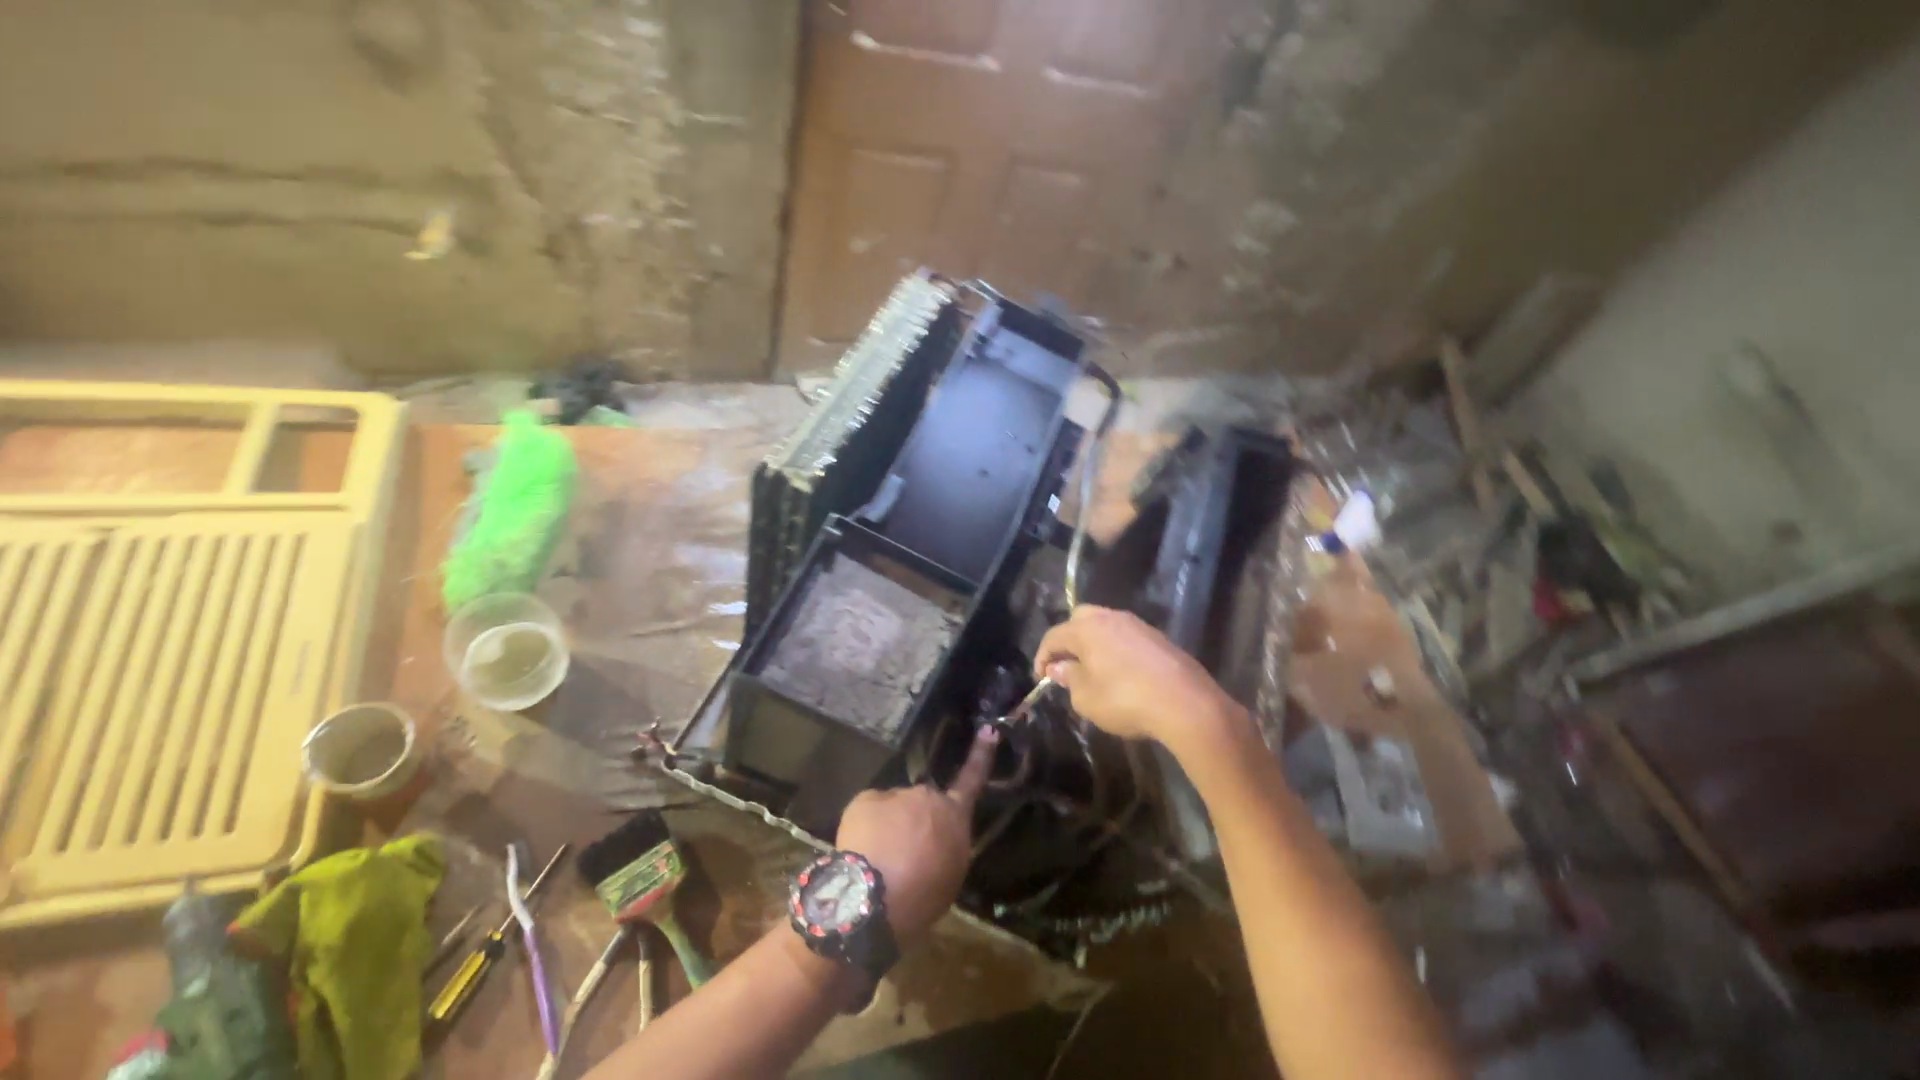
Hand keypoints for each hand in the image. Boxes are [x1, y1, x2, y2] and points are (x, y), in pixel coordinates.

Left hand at [834, 724, 996, 947]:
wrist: (876, 896)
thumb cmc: (923, 894)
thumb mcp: (952, 873)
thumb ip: (948, 845)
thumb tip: (937, 840)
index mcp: (955, 816)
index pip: (972, 779)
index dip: (981, 754)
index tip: (988, 729)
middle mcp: (928, 796)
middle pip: (923, 804)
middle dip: (916, 820)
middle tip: (905, 853)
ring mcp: (896, 794)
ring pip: (894, 808)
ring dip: (890, 825)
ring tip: (879, 858)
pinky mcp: (866, 798)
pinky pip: (869, 811)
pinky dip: (866, 827)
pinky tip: (861, 851)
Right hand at [1033, 605, 1246, 752]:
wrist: (1185, 703)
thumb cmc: (1125, 700)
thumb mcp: (1086, 698)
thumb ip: (1070, 679)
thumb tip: (1061, 667)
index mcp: (1087, 629)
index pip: (1054, 636)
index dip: (1042, 656)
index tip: (1041, 677)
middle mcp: (1111, 618)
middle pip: (1080, 619)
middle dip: (1069, 640)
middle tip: (1067, 665)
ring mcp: (1138, 625)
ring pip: (1106, 625)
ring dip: (1094, 643)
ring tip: (1093, 670)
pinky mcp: (1158, 638)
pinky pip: (1127, 637)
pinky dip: (1116, 649)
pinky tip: (1121, 673)